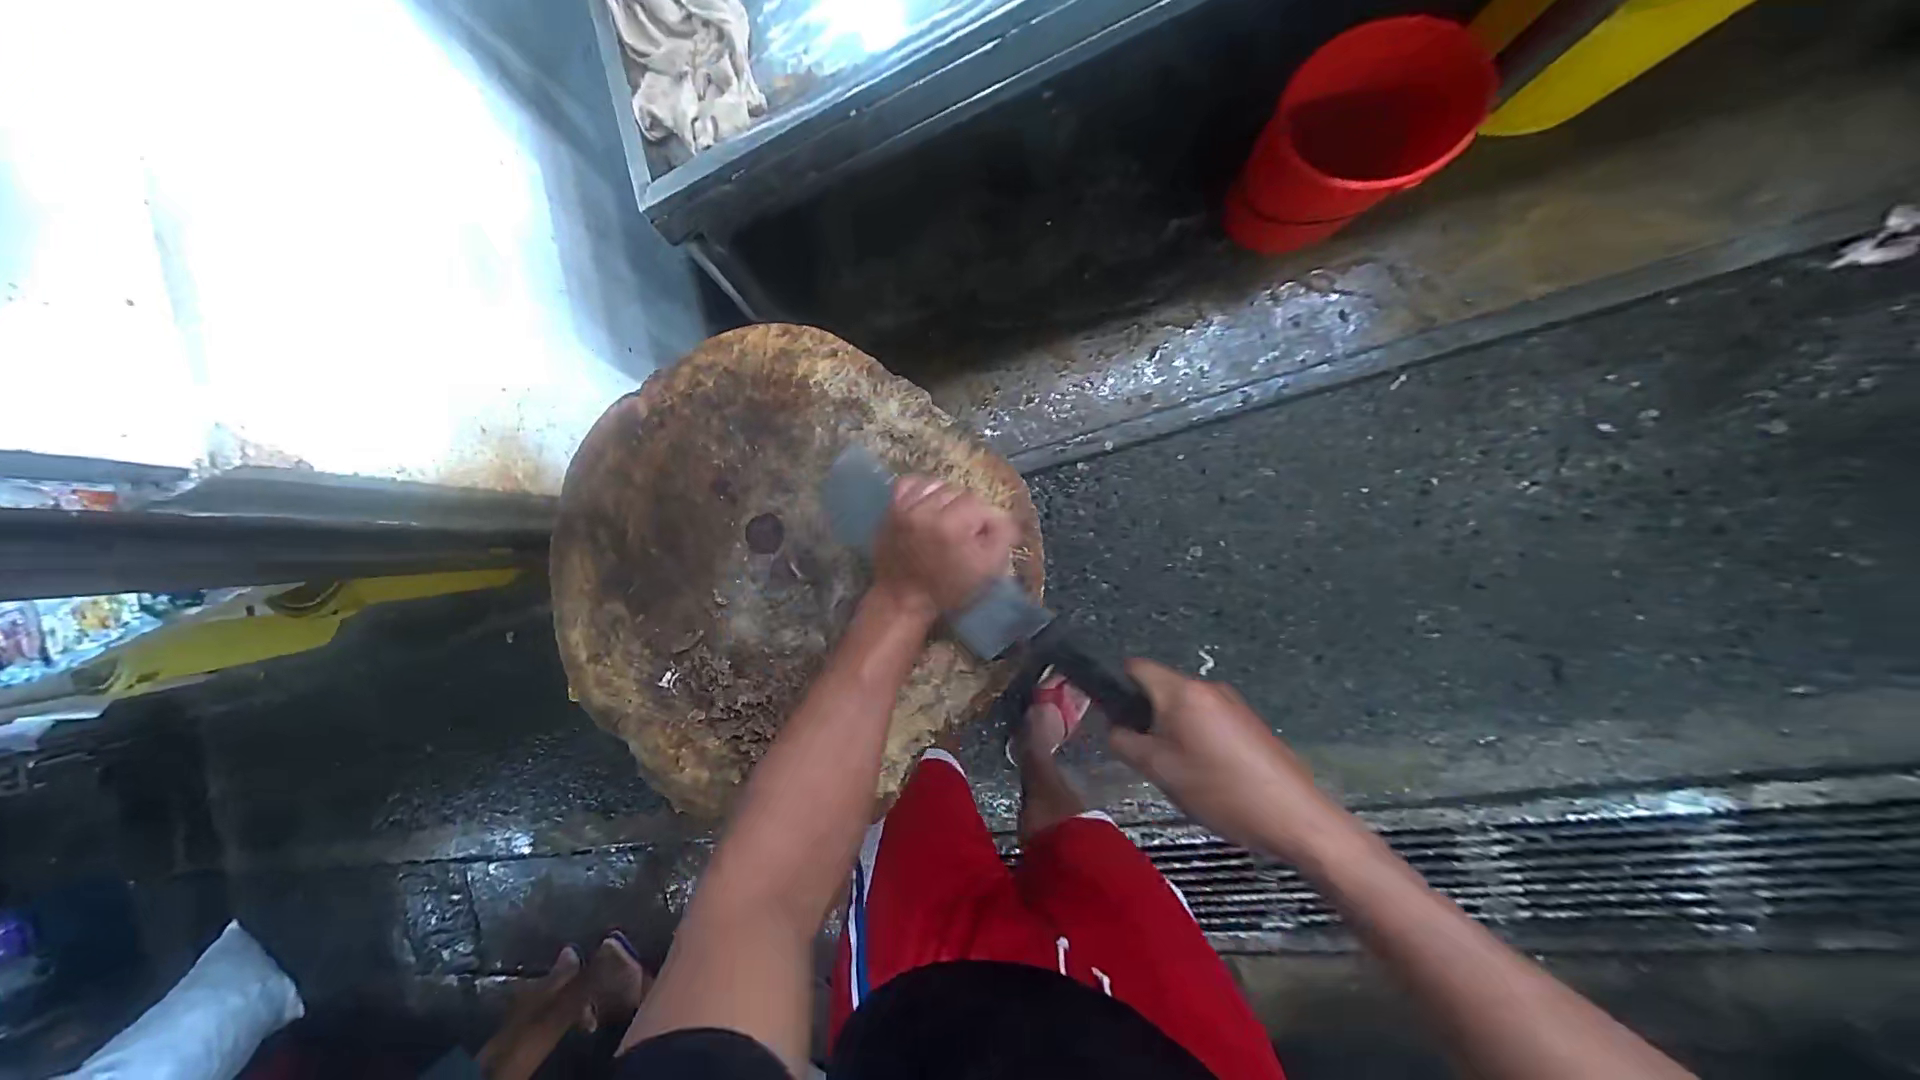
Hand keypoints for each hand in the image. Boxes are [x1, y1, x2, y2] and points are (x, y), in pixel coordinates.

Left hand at [871, 475, 1017, 618]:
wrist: (902, 599)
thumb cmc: (947, 588)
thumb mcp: (986, 570)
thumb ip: (1001, 537)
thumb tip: (1001, 516)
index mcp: (951, 525)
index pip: (977, 502)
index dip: (983, 518)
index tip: (980, 536)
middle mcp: (926, 511)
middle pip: (956, 491)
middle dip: (965, 509)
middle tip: (964, 530)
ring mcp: (905, 508)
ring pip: (935, 485)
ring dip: (945, 498)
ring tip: (946, 517)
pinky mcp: (890, 510)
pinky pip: (908, 484)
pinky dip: (921, 489)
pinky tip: (927, 503)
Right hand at [1109, 659, 1348, 859]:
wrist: (1294, 816)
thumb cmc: (1219, 790)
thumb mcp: (1159, 770)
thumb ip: (1124, 742)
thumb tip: (1115, 728)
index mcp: (1181, 691)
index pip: (1135, 667)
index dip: (1116, 685)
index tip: (1113, 717)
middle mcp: (1207, 687)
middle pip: (1160, 688)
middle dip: (1145, 714)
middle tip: (1145, 753)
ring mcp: (1233, 703)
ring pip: (1184, 706)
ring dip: (1171, 729)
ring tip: (1177, 769)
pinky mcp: (1250, 723)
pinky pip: (1208, 719)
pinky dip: (1197, 737)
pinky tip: (1207, 774)